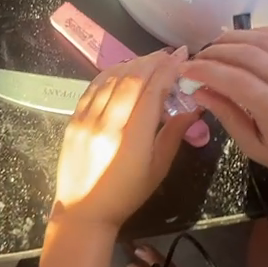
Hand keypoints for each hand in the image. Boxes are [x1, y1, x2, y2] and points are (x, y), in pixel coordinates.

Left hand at [51, 49, 196, 229]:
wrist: (84, 211)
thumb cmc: (126, 195)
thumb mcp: (158, 169)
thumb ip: (174, 133)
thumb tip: (193, 106)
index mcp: (131, 137)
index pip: (152, 90)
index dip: (168, 69)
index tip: (183, 57)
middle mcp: (106, 123)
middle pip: (131, 78)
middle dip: (152, 61)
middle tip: (169, 54)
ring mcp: (86, 119)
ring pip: (110, 78)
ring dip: (132, 64)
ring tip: (149, 60)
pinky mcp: (73, 120)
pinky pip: (92, 87)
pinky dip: (110, 74)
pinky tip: (122, 71)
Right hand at [181, 28, 267, 185]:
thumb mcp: (254, 147)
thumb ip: (227, 116)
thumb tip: (198, 91)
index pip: (236, 80)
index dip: (206, 71)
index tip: (185, 70)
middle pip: (249, 54)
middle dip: (215, 52)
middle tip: (196, 59)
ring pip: (265, 39)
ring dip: (234, 37)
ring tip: (214, 47)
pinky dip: (259, 32)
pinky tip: (243, 40)